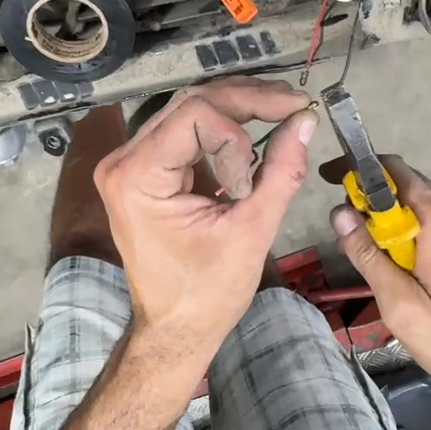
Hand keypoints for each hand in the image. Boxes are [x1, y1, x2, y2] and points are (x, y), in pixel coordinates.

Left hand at [95, 78, 317, 377]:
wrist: (174, 328)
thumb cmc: (206, 294)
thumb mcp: (251, 233)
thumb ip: (280, 172)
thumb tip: (305, 121)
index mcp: (136, 176)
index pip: (193, 113)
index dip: (237, 131)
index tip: (255, 179)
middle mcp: (124, 160)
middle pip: (190, 102)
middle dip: (246, 100)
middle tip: (295, 105)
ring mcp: (131, 162)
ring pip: (189, 109)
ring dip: (239, 108)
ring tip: (284, 111)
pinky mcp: (146, 168)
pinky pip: (186, 130)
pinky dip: (224, 128)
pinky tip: (257, 130)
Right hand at [331, 158, 430, 414]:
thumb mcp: (402, 307)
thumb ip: (369, 257)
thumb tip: (340, 213)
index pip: (394, 172)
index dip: (358, 172)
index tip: (330, 183)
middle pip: (408, 184)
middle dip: (371, 195)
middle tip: (343, 225)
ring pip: (423, 205)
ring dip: (391, 217)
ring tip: (366, 249)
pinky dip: (412, 230)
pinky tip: (400, 264)